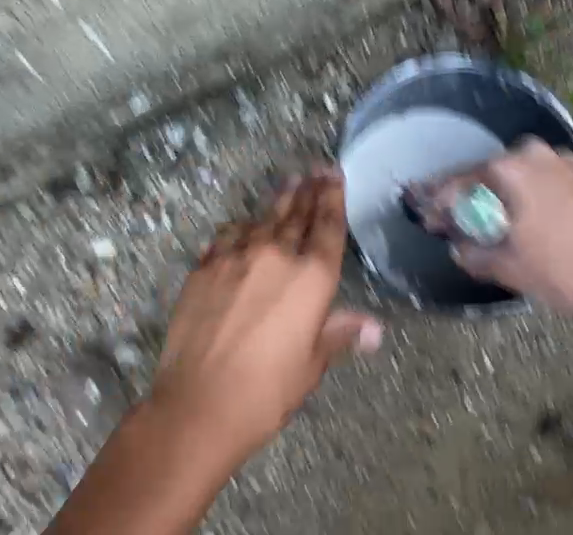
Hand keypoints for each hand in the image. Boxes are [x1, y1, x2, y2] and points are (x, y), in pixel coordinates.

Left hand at [149, 169, 383, 460]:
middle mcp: (276, 256)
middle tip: (313, 168)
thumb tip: (374, 327)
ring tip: (284, 187)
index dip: (332, 197)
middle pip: (295, 214)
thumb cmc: (266, 392)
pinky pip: (226, 238)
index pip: (327, 226)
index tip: (333, 172)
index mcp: (311, 278)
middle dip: (307, 190)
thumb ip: (338, 334)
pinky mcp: (204, 268)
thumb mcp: (311, 366)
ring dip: (275, 203)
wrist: (198, 403)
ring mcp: (235, 257)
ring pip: (260, 220)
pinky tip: (239, 228)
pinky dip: (238, 230)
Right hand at [419, 138, 572, 313]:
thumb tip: (460, 250)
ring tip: (492, 227)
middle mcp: (534, 154)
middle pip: (488, 176)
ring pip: (519, 180)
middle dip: (470, 199)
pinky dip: (530, 201)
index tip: (426, 219)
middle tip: (455, 223)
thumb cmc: (571, 266)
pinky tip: (530, 225)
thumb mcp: (513, 269)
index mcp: (509, 168)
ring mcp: (564, 161)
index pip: (458, 182)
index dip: (437, 204)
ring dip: (502, 200)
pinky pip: (544, 185)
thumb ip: (477, 257)